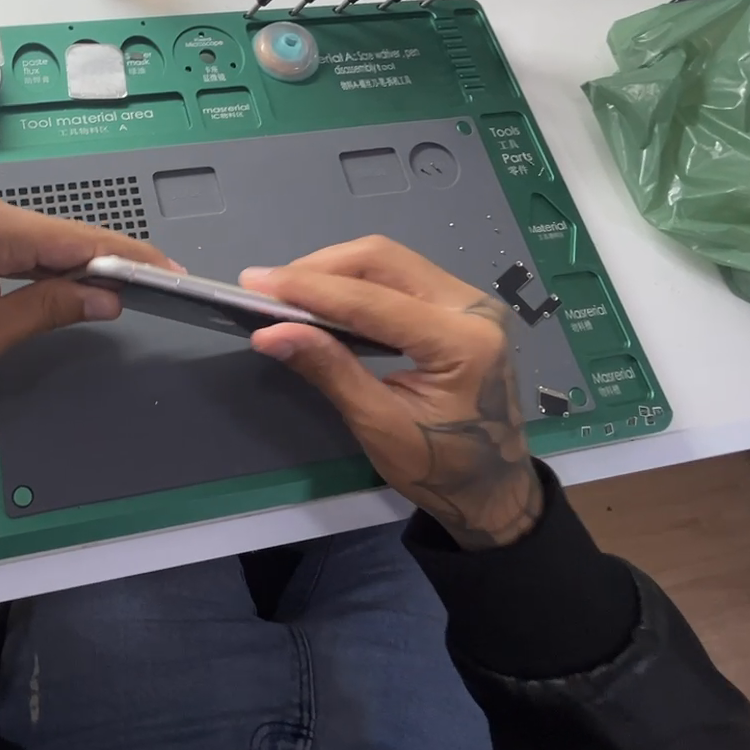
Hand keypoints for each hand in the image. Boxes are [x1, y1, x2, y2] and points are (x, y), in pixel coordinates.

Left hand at [0, 187, 174, 397]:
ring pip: (38, 239)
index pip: (75, 238)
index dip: (126, 256)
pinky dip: (44, 265)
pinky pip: (13, 244)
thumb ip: (50, 307)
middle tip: (154, 287)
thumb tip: (109, 296)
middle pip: (60, 233)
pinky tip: (69, 282)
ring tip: (122, 289)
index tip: (170, 271)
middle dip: (106, 261)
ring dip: (75, 265)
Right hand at [241, 237, 541, 549]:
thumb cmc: (441, 469)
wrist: (494, 490)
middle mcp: (474, 308)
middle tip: (268, 287)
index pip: (371, 300)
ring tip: (288, 291)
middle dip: (319, 268)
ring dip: (333, 269)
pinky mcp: (459, 305)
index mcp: (462, 342)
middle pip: (382, 260)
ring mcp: (470, 302)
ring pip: (388, 261)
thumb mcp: (378, 424)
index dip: (309, 288)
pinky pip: (398, 274)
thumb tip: (269, 333)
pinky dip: (354, 280)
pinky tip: (324, 297)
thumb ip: (327, 369)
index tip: (255, 285)